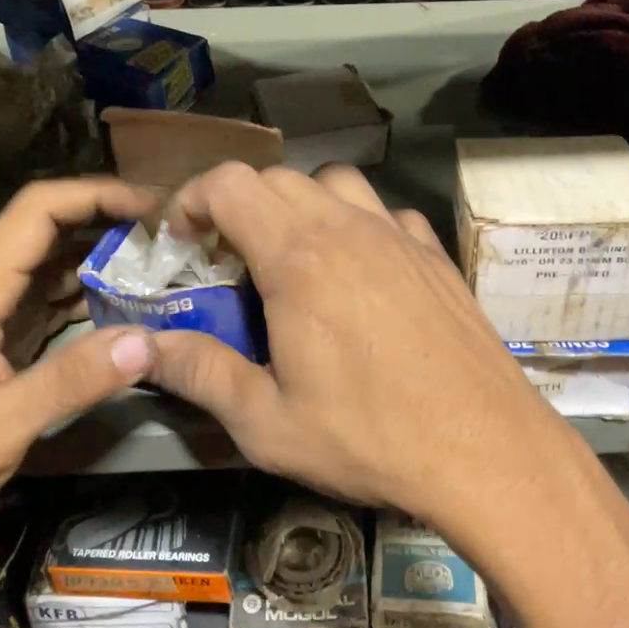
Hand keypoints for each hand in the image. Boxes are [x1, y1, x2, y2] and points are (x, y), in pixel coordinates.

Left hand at [0, 178, 160, 532]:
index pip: (38, 211)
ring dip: (101, 255)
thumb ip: (70, 382)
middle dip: (107, 218)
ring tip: (156, 263)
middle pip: (48, 227)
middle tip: (166, 232)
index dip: (95, 195)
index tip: (150, 205)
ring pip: (51, 260)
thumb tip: (147, 340)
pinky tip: (123, 306)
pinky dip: (87, 293)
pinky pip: (47, 297)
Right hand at [144, 163, 572, 522]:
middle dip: (238, 205)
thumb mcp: (267, 422)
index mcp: (298, 258)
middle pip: (276, 178)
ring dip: (300, 204)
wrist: (486, 449)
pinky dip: (358, 223)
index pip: (228, 184)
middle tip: (228, 259)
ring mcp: (398, 234)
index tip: (181, 241)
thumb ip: (199, 373)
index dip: (190, 200)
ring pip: (335, 182)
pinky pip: (385, 213)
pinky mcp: (435, 252)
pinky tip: (362, 272)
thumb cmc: (369, 437)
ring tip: (294, 255)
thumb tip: (143, 347)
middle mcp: (347, 227)